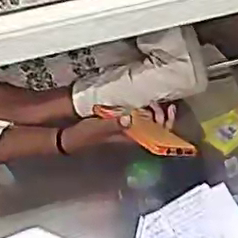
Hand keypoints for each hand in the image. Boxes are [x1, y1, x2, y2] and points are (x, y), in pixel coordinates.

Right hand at [59, 104, 178, 152]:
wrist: (69, 134)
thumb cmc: (83, 134)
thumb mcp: (97, 128)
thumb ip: (113, 124)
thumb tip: (129, 119)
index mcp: (130, 138)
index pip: (155, 134)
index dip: (166, 124)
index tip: (168, 111)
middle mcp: (133, 133)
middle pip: (156, 126)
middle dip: (161, 114)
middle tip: (157, 102)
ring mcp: (127, 126)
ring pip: (149, 119)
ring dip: (154, 110)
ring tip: (152, 100)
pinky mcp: (120, 119)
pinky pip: (137, 114)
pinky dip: (143, 107)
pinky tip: (143, 99)